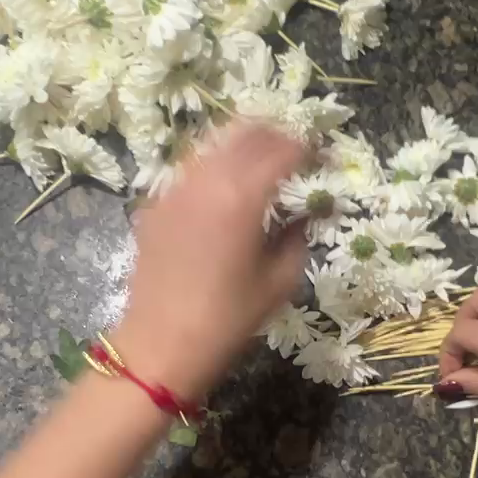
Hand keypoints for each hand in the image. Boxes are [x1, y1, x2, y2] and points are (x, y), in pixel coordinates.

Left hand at [112, 124, 308, 401]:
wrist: (161, 344)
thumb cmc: (228, 320)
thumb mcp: (279, 282)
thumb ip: (297, 237)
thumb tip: (307, 213)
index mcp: (242, 197)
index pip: (282, 150)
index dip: (308, 148)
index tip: (322, 155)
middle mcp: (205, 180)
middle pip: (245, 133)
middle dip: (275, 134)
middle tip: (295, 150)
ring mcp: (174, 188)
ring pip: (213, 144)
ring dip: (242, 145)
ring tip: (262, 162)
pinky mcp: (155, 204)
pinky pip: (190, 169)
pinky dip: (214, 166)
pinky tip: (225, 188)